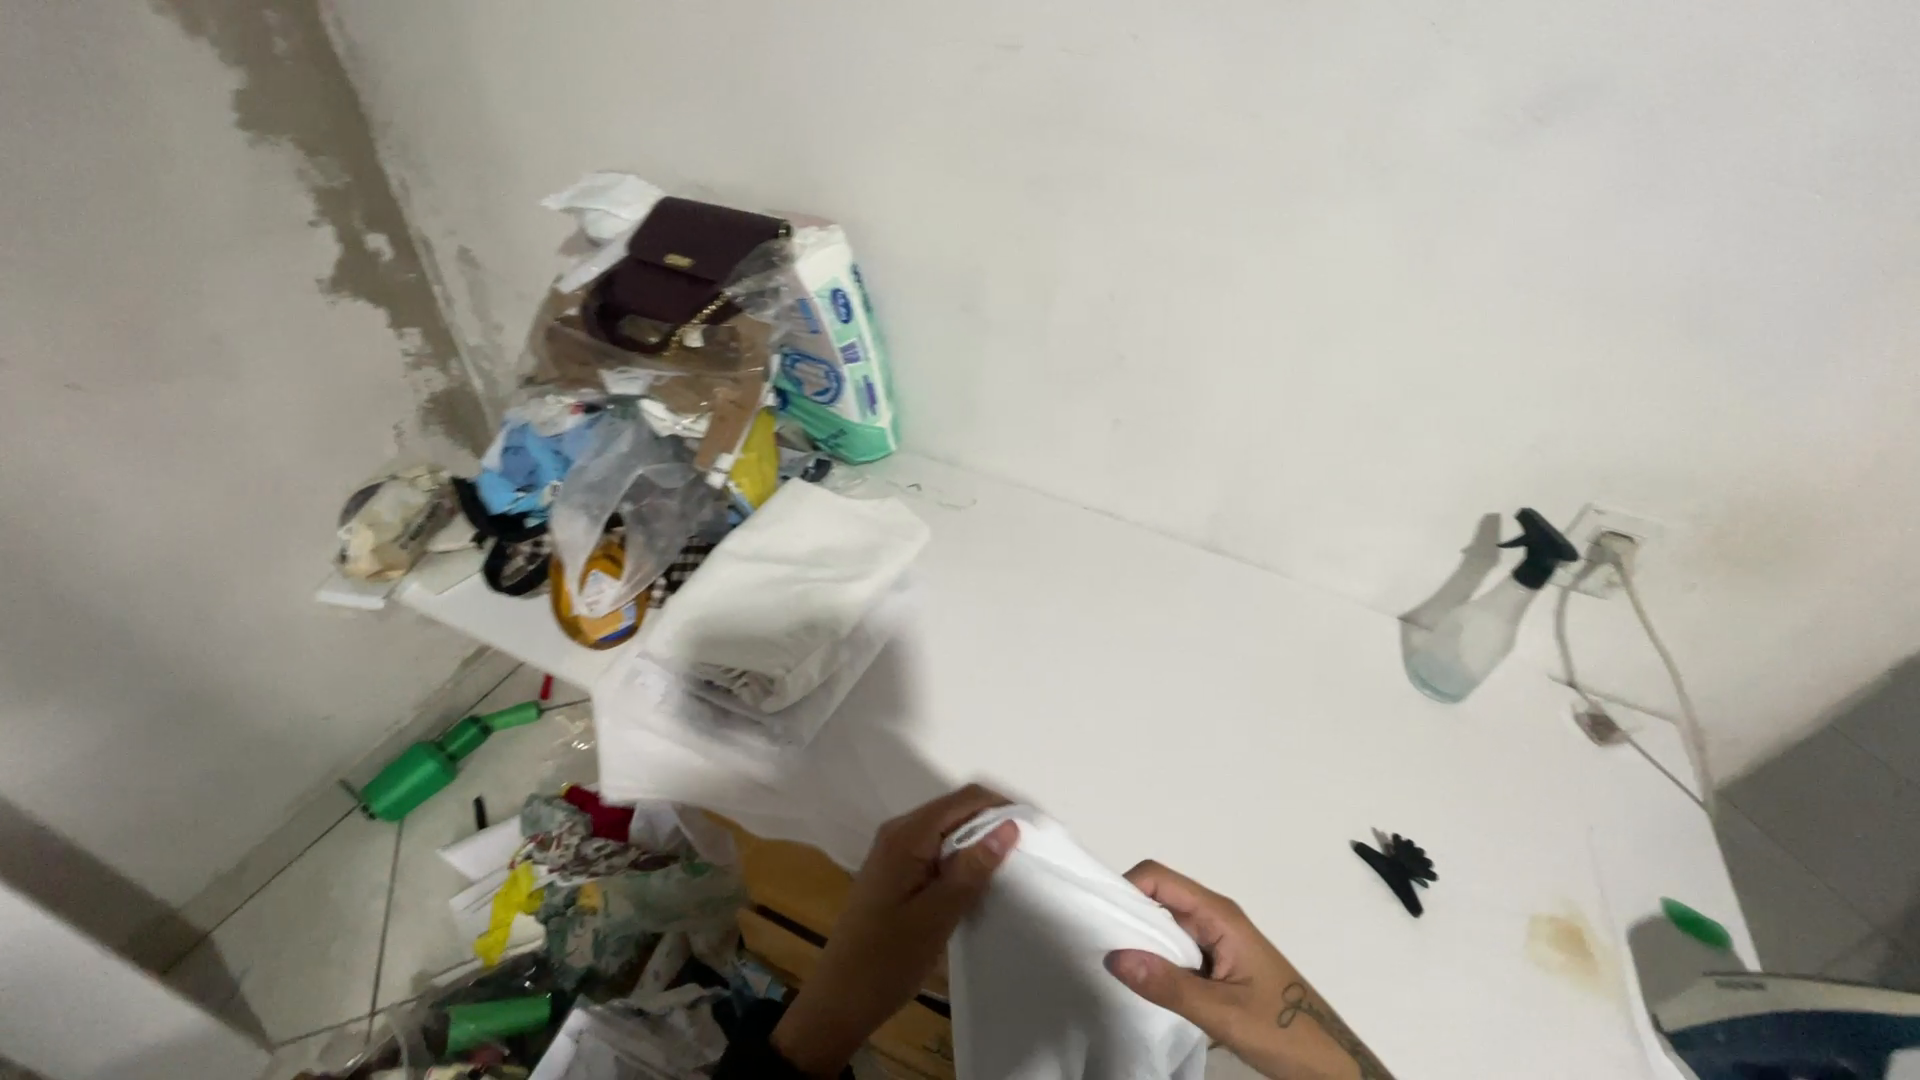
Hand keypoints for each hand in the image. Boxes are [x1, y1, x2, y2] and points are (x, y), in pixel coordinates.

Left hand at [771, 785, 1019, 1076]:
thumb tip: (1009, 826)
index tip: (1033, 830)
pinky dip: (959, 857)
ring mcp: (894, 850)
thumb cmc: (888, 959)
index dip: (1000, 806)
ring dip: (977, 842)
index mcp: (906, 835)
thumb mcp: (937, 915)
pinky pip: (935, 848)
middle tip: (1026, 852)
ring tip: (1008, 866)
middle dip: (991, 823)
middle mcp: (898, 832)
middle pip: (955, 809)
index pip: (963, 799)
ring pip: (947, 829)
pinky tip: (976, 881)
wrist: (840, 999)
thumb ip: (972, 868)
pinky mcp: (895, 870)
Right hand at [1104, 861, 1396, 1079]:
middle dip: (1126, 913)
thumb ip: (1168, 984)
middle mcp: (1213, 917)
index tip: (1098, 918)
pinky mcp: (1216, 963)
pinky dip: (1154, 959)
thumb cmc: (1282, 1030)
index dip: (1125, 888)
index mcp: (1217, 914)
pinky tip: (1141, 983)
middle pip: (1157, 896)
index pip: (1158, 878)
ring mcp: (1216, 940)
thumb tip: (1113, 955)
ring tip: (1111, 965)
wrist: (1330, 1064)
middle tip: (1095, 944)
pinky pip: (1175, 948)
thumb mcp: (1222, 1013)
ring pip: (1165, 924)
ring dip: (1139, 939)